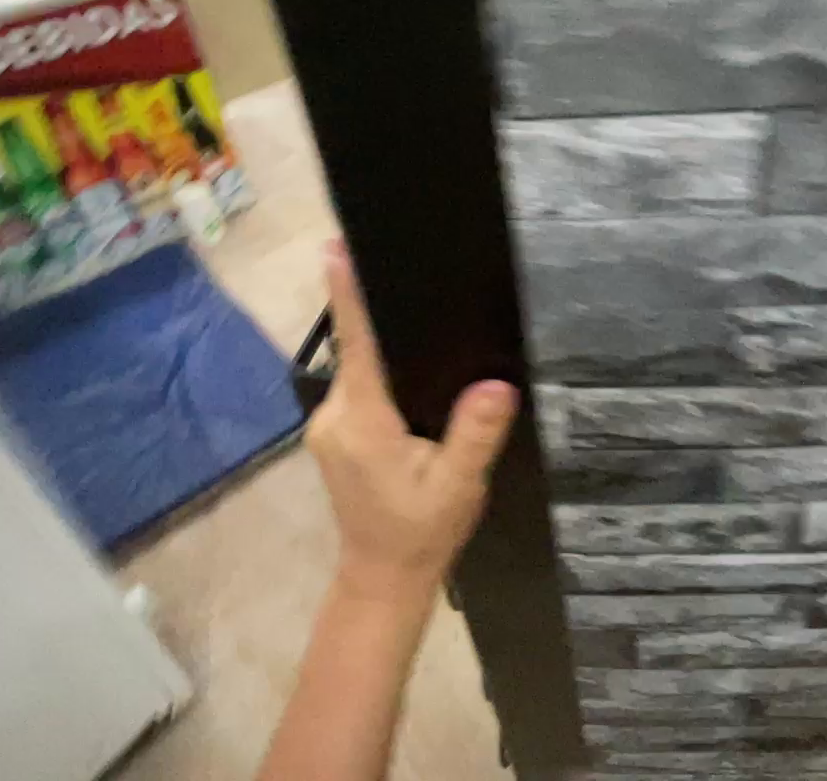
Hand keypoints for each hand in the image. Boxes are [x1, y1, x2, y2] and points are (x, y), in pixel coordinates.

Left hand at [306, 242, 518, 601]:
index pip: (356, 347)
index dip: (346, 296)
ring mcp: (329, 426)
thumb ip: (474, 434)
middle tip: (404, 267)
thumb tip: (497, 383)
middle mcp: (335, 417)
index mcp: (364, 423)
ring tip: (409, 307)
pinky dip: (376, 368)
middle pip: (354, 351)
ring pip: (355, 368)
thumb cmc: (421, 531)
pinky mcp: (335, 435)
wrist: (384, 577)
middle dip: (372, 310)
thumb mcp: (458, 485)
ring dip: (376, 341)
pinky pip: (356, 387)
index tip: (334, 249)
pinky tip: (406, 362)